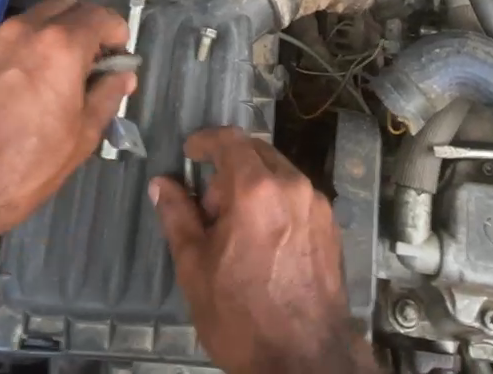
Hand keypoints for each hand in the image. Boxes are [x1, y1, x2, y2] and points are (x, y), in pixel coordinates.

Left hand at [0, 0, 135, 251]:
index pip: (101, 15)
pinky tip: (16, 85)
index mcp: (61, 46)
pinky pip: (4, 37)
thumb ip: (107, 96)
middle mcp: (26, 29)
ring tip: (51, 74)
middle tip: (89, 60)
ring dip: (51, 34)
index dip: (117, 33)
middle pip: (67, 5)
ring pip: (33, 19)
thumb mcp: (80, 138)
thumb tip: (122, 75)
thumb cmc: (22, 169)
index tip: (118, 56)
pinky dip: (20, 48)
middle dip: (85, 25)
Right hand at [150, 127, 371, 373]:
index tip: (190, 151)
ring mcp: (316, 202)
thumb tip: (162, 183)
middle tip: (209, 206)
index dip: (206, 140)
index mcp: (256, 188)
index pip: (230, 140)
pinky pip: (297, 194)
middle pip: (256, 152)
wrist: (306, 358)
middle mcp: (291, 184)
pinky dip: (276, 200)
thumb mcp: (195, 268)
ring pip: (279, 172)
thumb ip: (178, 216)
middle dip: (228, 167)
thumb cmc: (242, 315)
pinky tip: (264, 239)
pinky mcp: (330, 223)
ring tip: (236, 228)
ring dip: (253, 184)